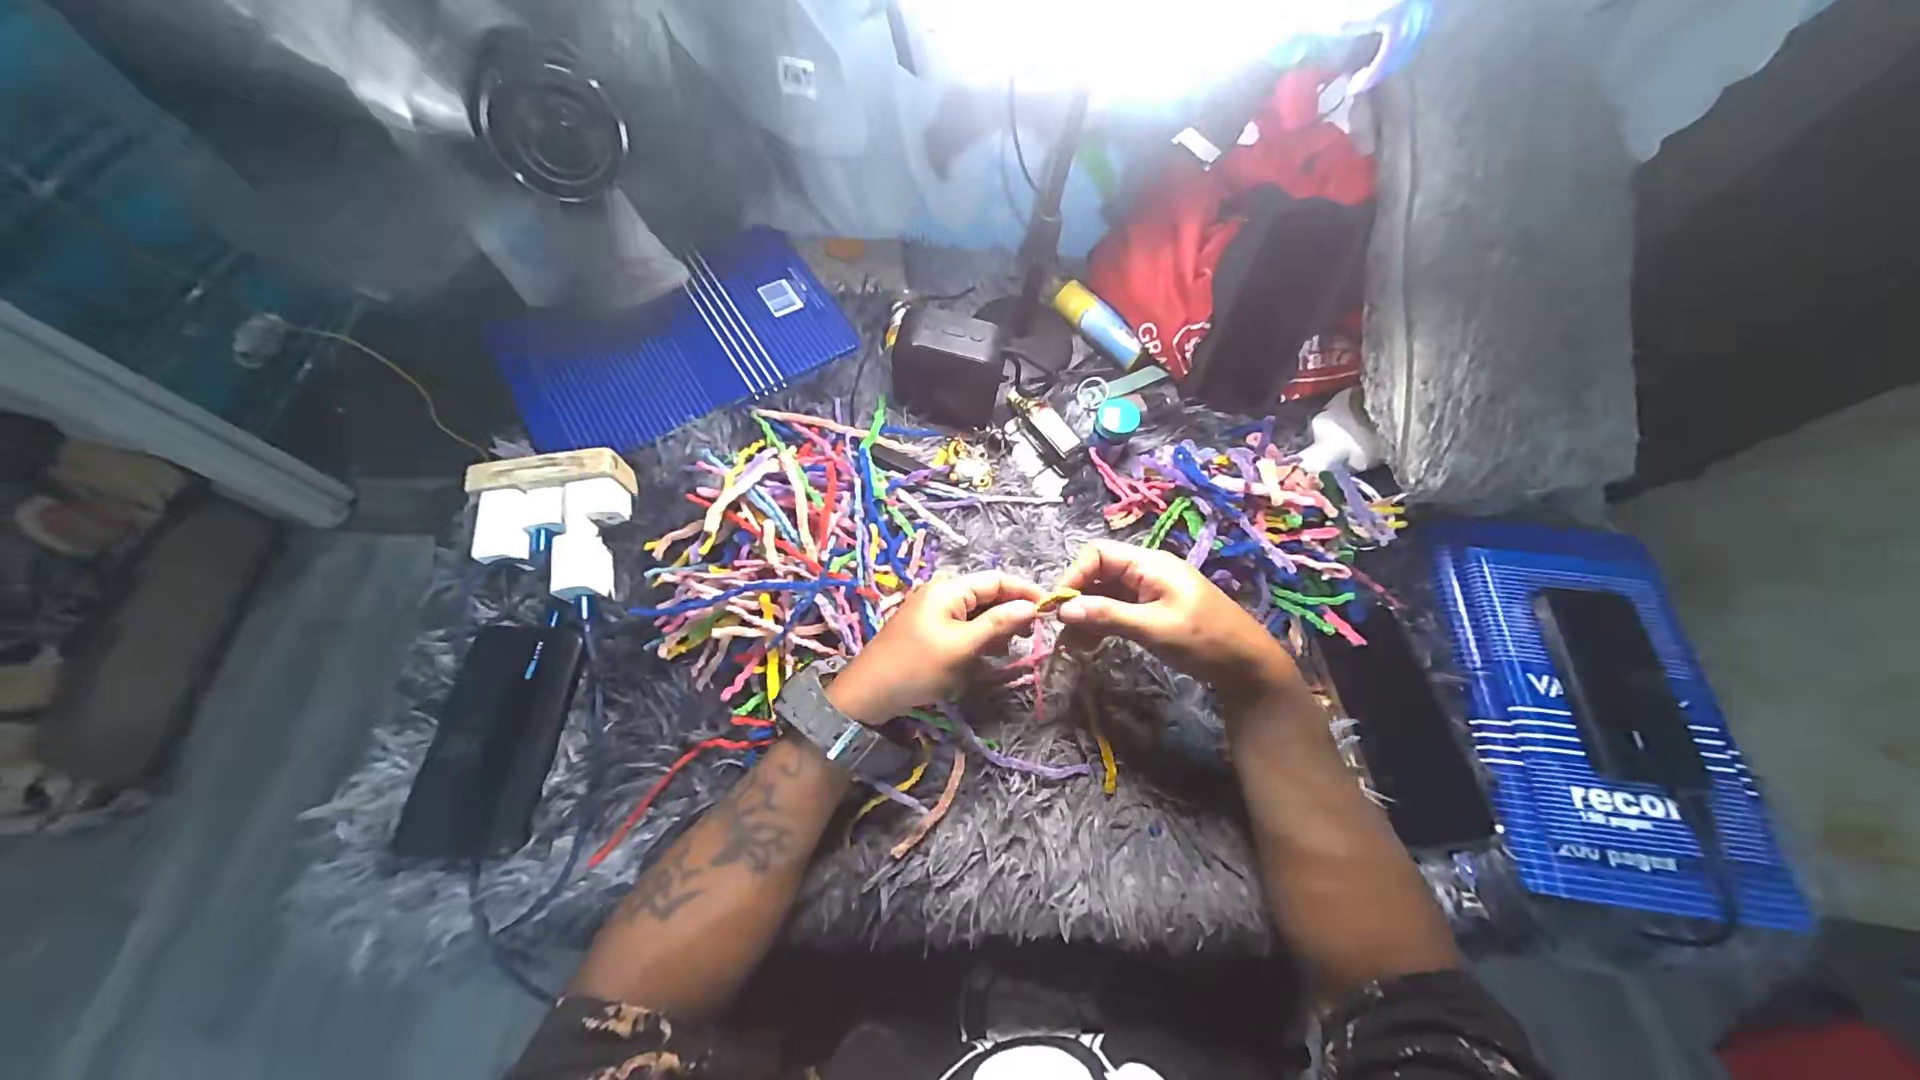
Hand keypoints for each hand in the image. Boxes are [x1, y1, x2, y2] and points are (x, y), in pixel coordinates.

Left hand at [825, 571, 1044, 724]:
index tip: (1048, 611)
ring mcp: (933, 611)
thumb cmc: (917, 667)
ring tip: (999, 652)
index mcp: (949, 588)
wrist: (868, 694)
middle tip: (1025, 639)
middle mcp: (941, 593)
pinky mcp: (928, 630)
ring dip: (993, 630)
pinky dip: (976, 639)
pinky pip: (962, 627)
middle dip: (1009, 614)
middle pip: (987, 594)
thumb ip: (998, 624)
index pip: (997, 579)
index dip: (1025, 591)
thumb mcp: (962, 647)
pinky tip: (979, 658)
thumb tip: (1032, 606)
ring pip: (976, 613)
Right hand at [1055, 540, 1303, 708]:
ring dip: (1086, 616)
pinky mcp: (1152, 610)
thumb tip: (1063, 608)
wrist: (1249, 666)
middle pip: (1098, 573)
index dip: (1073, 576)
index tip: (1058, 607)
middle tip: (1063, 631)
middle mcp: (1147, 571)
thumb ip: (1108, 615)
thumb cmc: (1204, 641)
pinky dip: (1101, 624)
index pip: (1097, 554)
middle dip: (1077, 599)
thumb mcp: (1153, 628)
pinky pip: (1117, 610)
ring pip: (1104, 594)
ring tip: (1075, 645)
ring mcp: (1150, 591)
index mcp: (1150, 564)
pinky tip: (1091, 645)